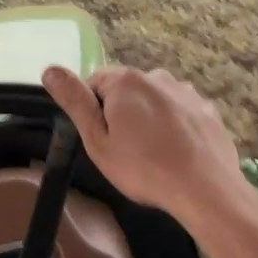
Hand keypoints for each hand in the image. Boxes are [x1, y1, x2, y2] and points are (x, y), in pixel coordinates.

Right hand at [41, 65, 251, 223]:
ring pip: (156, 101)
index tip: (102, 139)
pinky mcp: (208, 109)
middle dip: (122, 114)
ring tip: (154, 156)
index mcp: (126, 81)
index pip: (95, 83)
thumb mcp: (98, 141)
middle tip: (125, 152)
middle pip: (127, 91)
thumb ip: (75, 102)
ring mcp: (187, 91)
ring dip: (150, 119)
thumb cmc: (143, 168)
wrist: (205, 188)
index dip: (92, 112)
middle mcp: (158, 76)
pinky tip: (179, 154)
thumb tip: (50, 69)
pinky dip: (176, 127)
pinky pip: (181, 113)